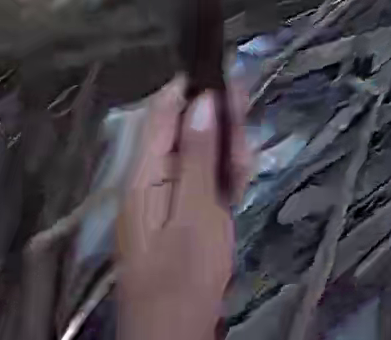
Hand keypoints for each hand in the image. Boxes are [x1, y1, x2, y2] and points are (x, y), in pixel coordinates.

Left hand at [116, 78, 246, 339]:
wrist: (176, 338)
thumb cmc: (184, 276)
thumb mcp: (197, 213)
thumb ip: (199, 155)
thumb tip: (204, 100)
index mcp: (144, 176)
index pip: (163, 111)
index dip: (195, 86)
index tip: (231, 77)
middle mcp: (151, 178)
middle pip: (188, 126)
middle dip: (221, 124)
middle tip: (247, 133)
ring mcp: (168, 194)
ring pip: (203, 148)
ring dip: (229, 150)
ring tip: (244, 170)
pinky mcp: (183, 207)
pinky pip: (206, 173)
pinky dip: (226, 173)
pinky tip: (239, 184)